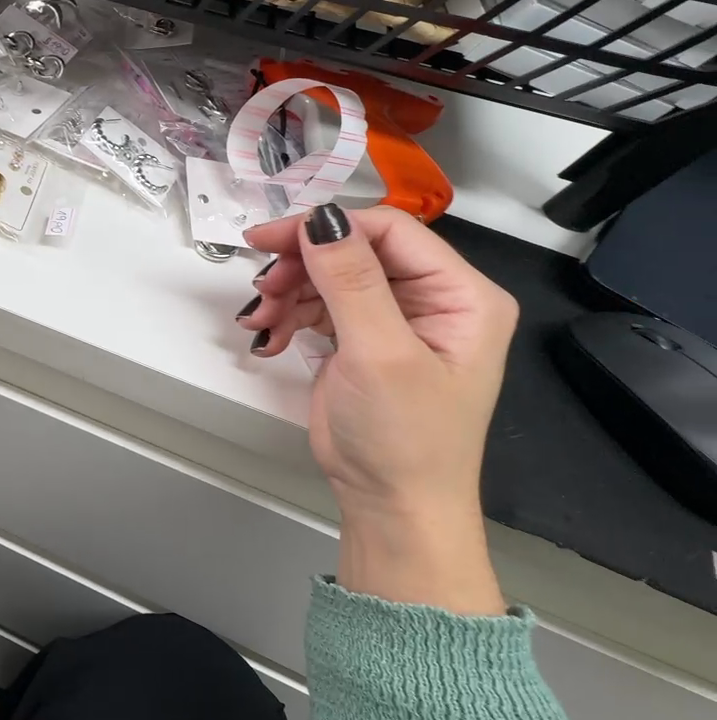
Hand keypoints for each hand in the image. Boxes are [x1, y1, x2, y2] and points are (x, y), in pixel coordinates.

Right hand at [242, 204, 516, 614]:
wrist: (390, 501)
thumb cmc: (403, 435)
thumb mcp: (379, 354)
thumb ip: (351, 282)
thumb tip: (321, 218)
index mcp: (460, 295)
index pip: (389, 231)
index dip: (326, 227)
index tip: (265, 240)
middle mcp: (430, 299)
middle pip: (350, 251)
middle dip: (298, 265)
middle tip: (259, 288)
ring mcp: (392, 320)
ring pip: (324, 277)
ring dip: (284, 293)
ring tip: (259, 321)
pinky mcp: (358, 340)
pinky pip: (314, 306)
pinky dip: (285, 316)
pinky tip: (268, 338)